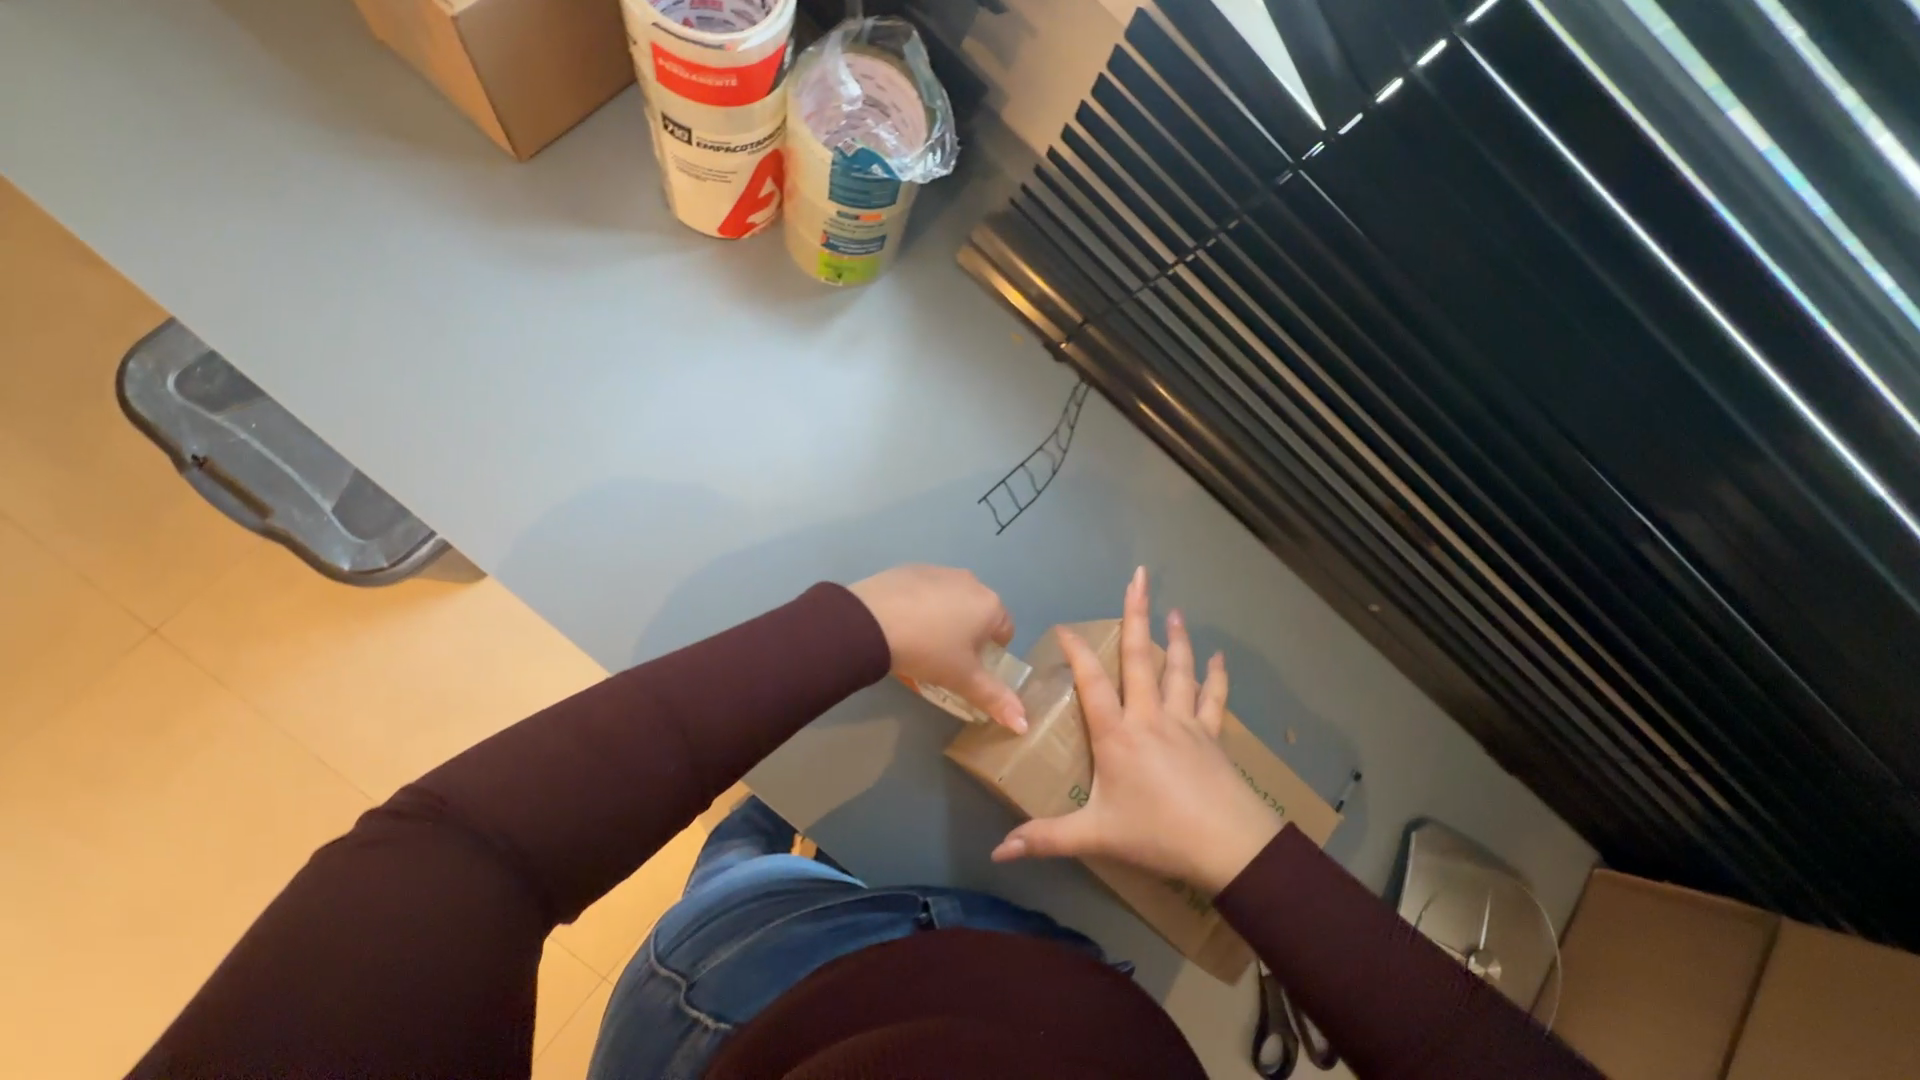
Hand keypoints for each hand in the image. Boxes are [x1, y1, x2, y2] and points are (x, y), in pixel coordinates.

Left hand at [848, 565, 1026, 732]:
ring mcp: (939, 571)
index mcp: (990, 605)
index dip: (990, 653)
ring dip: (943, 618)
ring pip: (951, 599)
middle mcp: (970, 581)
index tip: (968, 667)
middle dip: (967, 634)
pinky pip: (924, 590)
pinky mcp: (910, 568)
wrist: (872, 621)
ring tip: (919, 641)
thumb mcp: (962, 678)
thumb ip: (995, 699)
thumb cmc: (928, 650)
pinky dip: (919, 605)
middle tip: (943, 657)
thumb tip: (1024, 724)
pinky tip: (900, 623)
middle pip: (978, 613)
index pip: (1005, 631)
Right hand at [990, 567, 1280, 891]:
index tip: (1064, 628)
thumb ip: (1046, 838)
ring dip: (1176, 637)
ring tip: (1174, 609)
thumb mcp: (1096, 837)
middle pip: (1140, 658)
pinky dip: (1216, 676)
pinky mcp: (1212, 736)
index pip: (1091, 683)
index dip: (1077, 652)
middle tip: (1138, 579)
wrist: (1231, 847)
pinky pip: (1214, 698)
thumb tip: (998, 851)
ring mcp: (1186, 724)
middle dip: (1136, 615)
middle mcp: (1150, 718)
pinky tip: (1218, 657)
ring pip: (1179, 670)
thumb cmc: (1158, 835)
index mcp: (1118, 735)